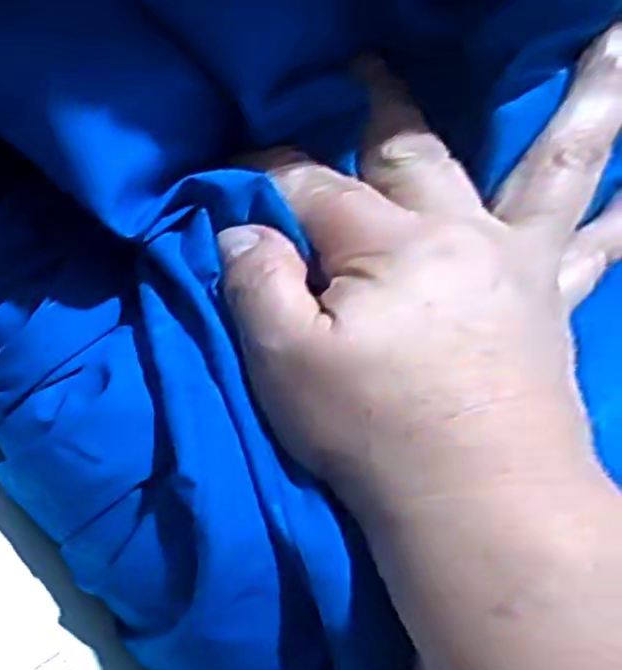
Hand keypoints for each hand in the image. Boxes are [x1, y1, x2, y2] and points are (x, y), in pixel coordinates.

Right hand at [219, 27, 621, 521]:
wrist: (466, 481)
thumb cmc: (357, 419)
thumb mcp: (281, 355)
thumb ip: (258, 284)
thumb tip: (242, 230)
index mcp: (391, 248)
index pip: (316, 191)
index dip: (269, 172)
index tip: (229, 158)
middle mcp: (465, 234)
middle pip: (419, 155)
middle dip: (385, 108)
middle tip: (364, 66)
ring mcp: (519, 260)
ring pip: (557, 160)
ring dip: (584, 97)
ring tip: (612, 38)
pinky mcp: (549, 298)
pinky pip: (605, 237)